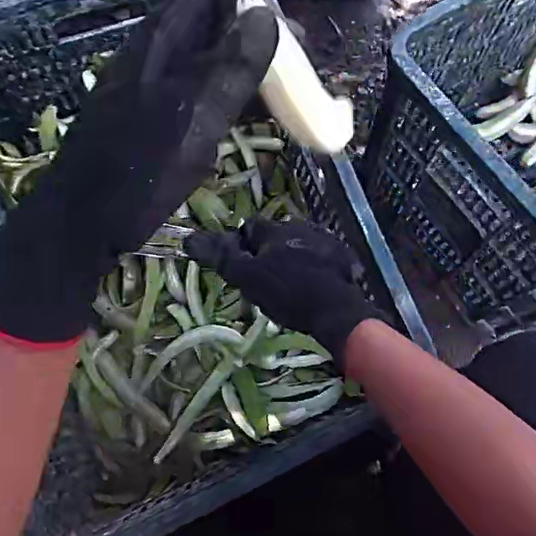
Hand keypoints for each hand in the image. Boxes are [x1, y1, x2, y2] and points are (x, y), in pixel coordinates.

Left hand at [0, 0, 279, 343]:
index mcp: (160, 45)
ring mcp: (153, 86)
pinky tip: (253, 105)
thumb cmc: (137, 169)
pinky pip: (202, 87)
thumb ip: (231, 68)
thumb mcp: (192, 118)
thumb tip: (267, 16)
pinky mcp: (155, 115)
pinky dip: (233, 88)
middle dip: (252, 16)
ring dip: (246, 55)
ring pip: (207, 55)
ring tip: (287, 67)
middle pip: (207, 19)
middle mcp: (156, 56)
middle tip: (294, 29)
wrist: (81, 221)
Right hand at [185, 219, 384, 357]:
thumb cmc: (287, 293)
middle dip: (269, 249)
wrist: (336, 309)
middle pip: (277, 235)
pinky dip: (315, 266)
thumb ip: (221, 257)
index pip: (251, 227)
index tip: (239, 262)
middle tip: (264, 275)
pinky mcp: (343, 256)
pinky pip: (323, 256)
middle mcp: (299, 227)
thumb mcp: (248, 278)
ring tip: (289, 282)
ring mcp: (325, 240)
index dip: (242, 242)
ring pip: (300, 243)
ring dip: (293, 256)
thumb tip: (191, 240)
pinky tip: (314, 284)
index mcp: (274, 231)